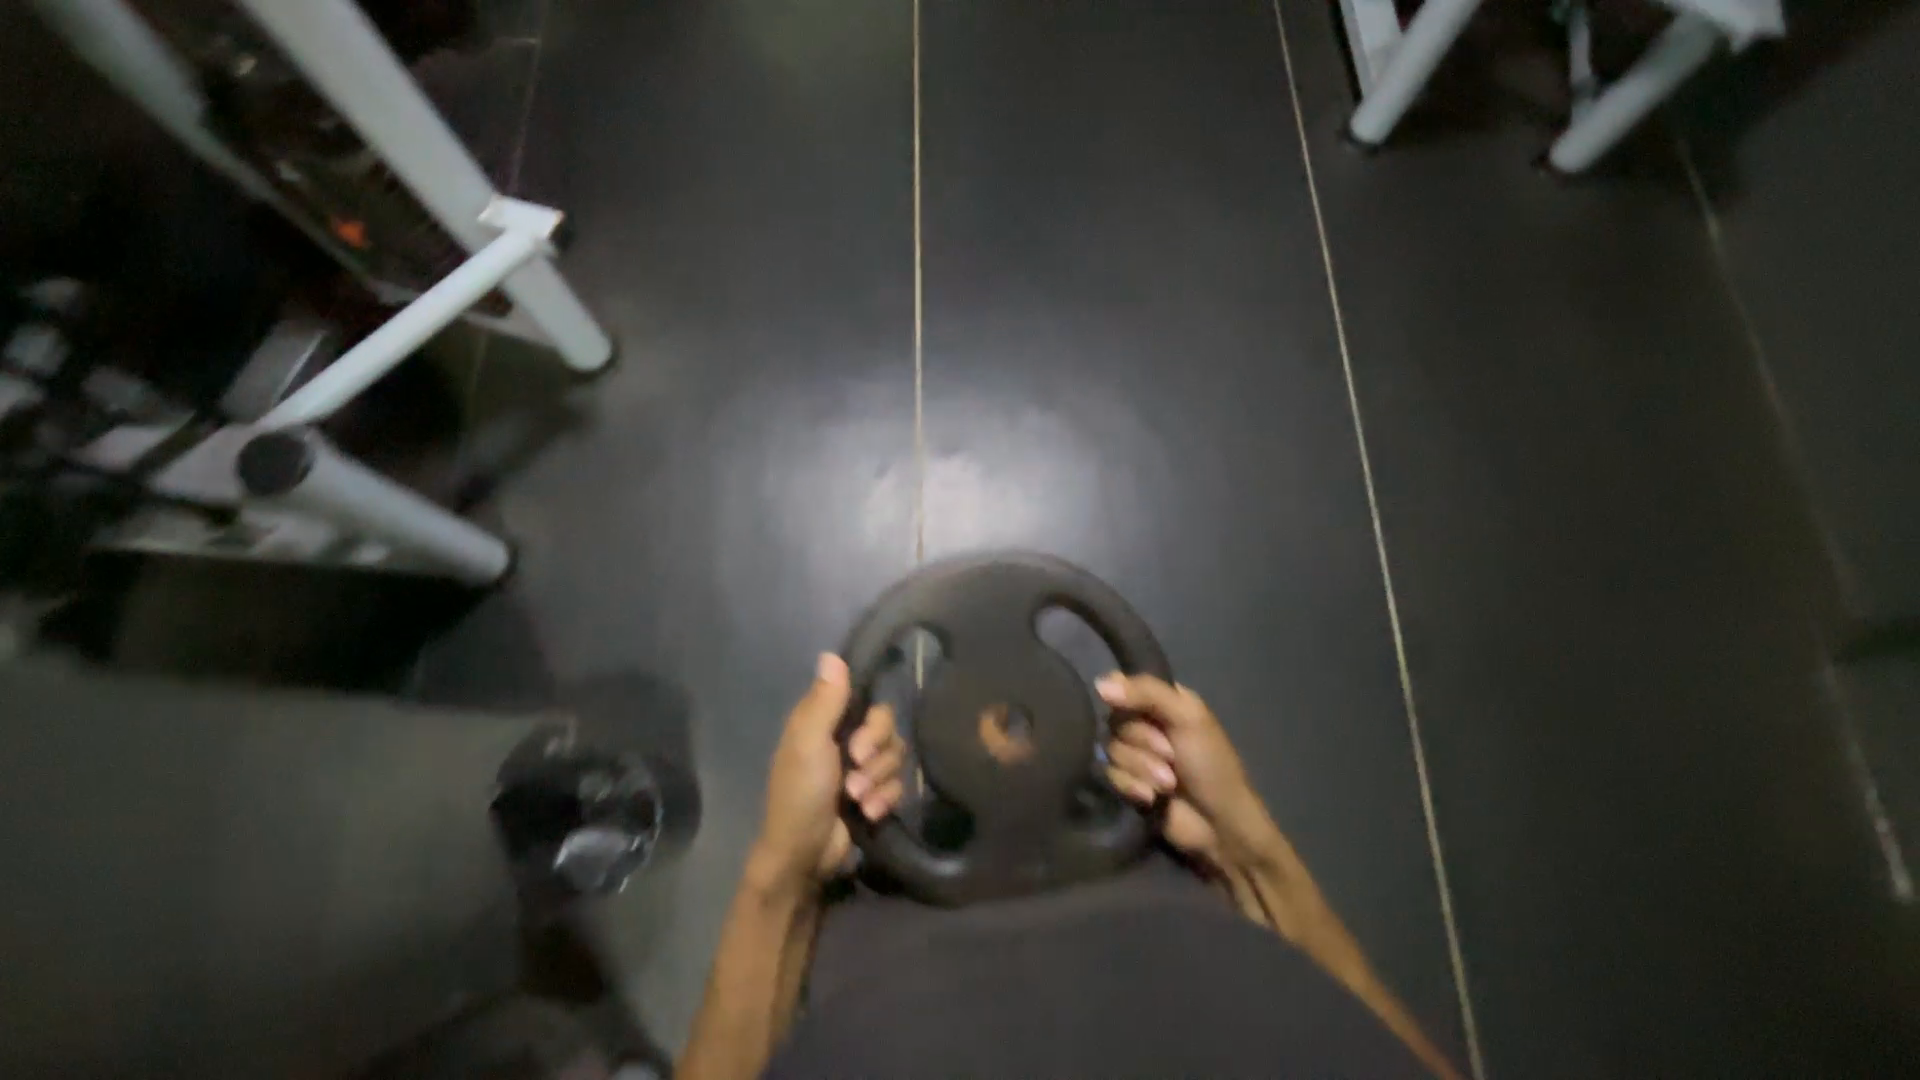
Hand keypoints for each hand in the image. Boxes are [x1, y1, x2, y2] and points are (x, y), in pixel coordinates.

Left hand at [750, 654, 906, 894]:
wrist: (803, 855)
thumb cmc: (799, 794)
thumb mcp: (808, 743)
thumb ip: (824, 701)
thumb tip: (832, 654)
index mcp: (824, 721)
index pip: (867, 699)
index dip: (874, 722)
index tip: (860, 742)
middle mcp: (844, 739)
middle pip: (887, 727)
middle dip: (878, 753)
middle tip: (857, 771)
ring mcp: (859, 769)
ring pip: (895, 756)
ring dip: (879, 781)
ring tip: (858, 800)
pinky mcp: (872, 795)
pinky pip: (897, 784)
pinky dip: (884, 799)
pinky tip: (867, 814)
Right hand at [1099, 673, 1279, 871]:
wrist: (1220, 824)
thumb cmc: (1211, 764)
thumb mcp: (1188, 718)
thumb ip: (1146, 693)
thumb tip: (1098, 684)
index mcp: (1161, 702)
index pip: (1122, 688)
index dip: (1128, 704)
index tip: (1149, 718)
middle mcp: (1145, 724)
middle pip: (1115, 722)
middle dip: (1143, 744)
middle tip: (1172, 758)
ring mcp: (1136, 756)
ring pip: (1111, 750)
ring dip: (1141, 769)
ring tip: (1168, 784)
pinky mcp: (1127, 783)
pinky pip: (1109, 775)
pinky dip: (1131, 786)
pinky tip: (1151, 798)